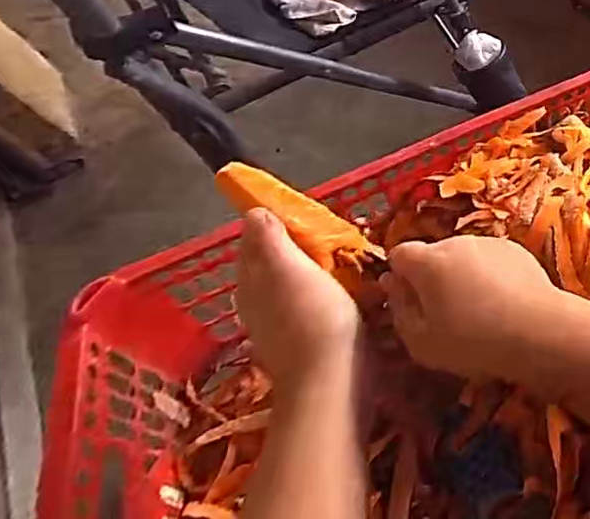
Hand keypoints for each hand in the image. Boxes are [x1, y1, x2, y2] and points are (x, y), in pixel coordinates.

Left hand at [236, 209, 362, 386]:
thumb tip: (252, 211)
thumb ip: (270, 240)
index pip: (252, 241)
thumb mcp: (291, 269)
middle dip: (293, 243)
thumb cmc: (313, 315)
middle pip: (270, 261)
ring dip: (307, 265)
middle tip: (327, 232)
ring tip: (338, 255)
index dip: (273, 222)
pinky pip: (303, 299)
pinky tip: (338, 288)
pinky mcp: (299, 336)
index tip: (304, 213)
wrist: (331, 378)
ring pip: (287, 280)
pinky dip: (316, 286)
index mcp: (251, 282)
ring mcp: (276, 322)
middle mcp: (256, 302)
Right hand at [383, 236, 566, 377]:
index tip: (410, 302)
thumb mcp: (420, 340)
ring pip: (464, 258)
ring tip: (477, 314)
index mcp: (430, 261)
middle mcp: (459, 242)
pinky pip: (490, 261)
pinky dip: (489, 277)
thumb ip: (399, 307)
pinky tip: (501, 305)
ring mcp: (490, 242)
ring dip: (462, 277)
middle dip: (432, 279)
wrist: (536, 329)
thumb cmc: (471, 341)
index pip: (400, 254)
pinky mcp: (516, 249)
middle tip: (444, 316)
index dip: (400, 276)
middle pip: (434, 255)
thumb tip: (391, 281)